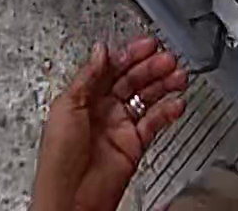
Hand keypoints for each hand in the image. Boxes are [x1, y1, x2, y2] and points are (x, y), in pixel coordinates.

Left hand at [33, 38, 187, 210]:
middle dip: (153, 66)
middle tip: (168, 58)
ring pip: (148, 96)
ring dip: (165, 83)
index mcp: (86, 97)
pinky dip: (169, 111)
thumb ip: (88, 77)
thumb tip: (101, 50)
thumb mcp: (66, 109)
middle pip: (134, 78)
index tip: (148, 44)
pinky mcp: (133, 145)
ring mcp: (120, 126)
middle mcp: (104, 109)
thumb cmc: (58, 162)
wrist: (69, 204)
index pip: (113, 67)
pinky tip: (177, 103)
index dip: (131, 54)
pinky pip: (155, 122)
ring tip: (179, 76)